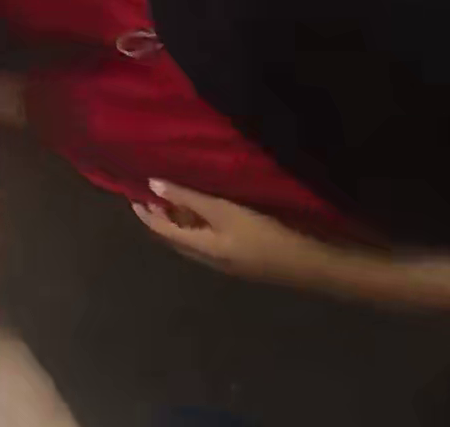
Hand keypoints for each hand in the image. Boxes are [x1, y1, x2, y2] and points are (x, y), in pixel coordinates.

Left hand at [132, 180, 351, 286]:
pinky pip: (207, 243)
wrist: (319, 266)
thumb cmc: (266, 236)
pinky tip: (202, 213)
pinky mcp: (243, 261)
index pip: (160, 230)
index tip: (130, 193)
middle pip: (173, 237)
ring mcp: (227, 263)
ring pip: (190, 241)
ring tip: (170, 197)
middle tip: (148, 192)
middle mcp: (209, 260)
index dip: (144, 212)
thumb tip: (151, 184)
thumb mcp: (224, 211)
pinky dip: (196, 227)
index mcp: (200, 250)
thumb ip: (187, 198)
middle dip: (158, 216)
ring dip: (178, 221)